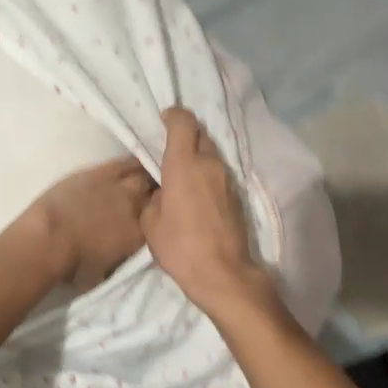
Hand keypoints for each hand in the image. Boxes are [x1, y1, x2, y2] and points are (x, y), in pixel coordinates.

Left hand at [19, 156, 155, 292]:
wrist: (48, 241)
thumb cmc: (72, 267)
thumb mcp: (104, 273)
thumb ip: (120, 261)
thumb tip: (124, 255)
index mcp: (140, 238)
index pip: (160, 224)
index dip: (160, 220)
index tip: (159, 219)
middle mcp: (137, 210)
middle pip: (157, 197)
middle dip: (156, 197)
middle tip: (151, 198)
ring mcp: (120, 189)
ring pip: (144, 177)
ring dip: (147, 179)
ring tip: (145, 180)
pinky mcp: (100, 173)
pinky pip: (125, 163)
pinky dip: (133, 163)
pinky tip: (135, 162)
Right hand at [140, 107, 273, 313]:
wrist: (221, 272)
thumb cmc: (179, 247)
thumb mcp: (150, 223)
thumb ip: (153, 198)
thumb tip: (161, 191)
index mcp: (184, 165)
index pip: (183, 123)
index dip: (173, 115)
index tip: (163, 119)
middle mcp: (210, 164)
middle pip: (200, 134)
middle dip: (185, 135)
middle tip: (168, 148)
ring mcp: (227, 179)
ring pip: (211, 154)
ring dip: (197, 156)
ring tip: (180, 173)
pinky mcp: (237, 195)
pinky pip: (218, 173)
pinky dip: (206, 174)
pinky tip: (194, 192)